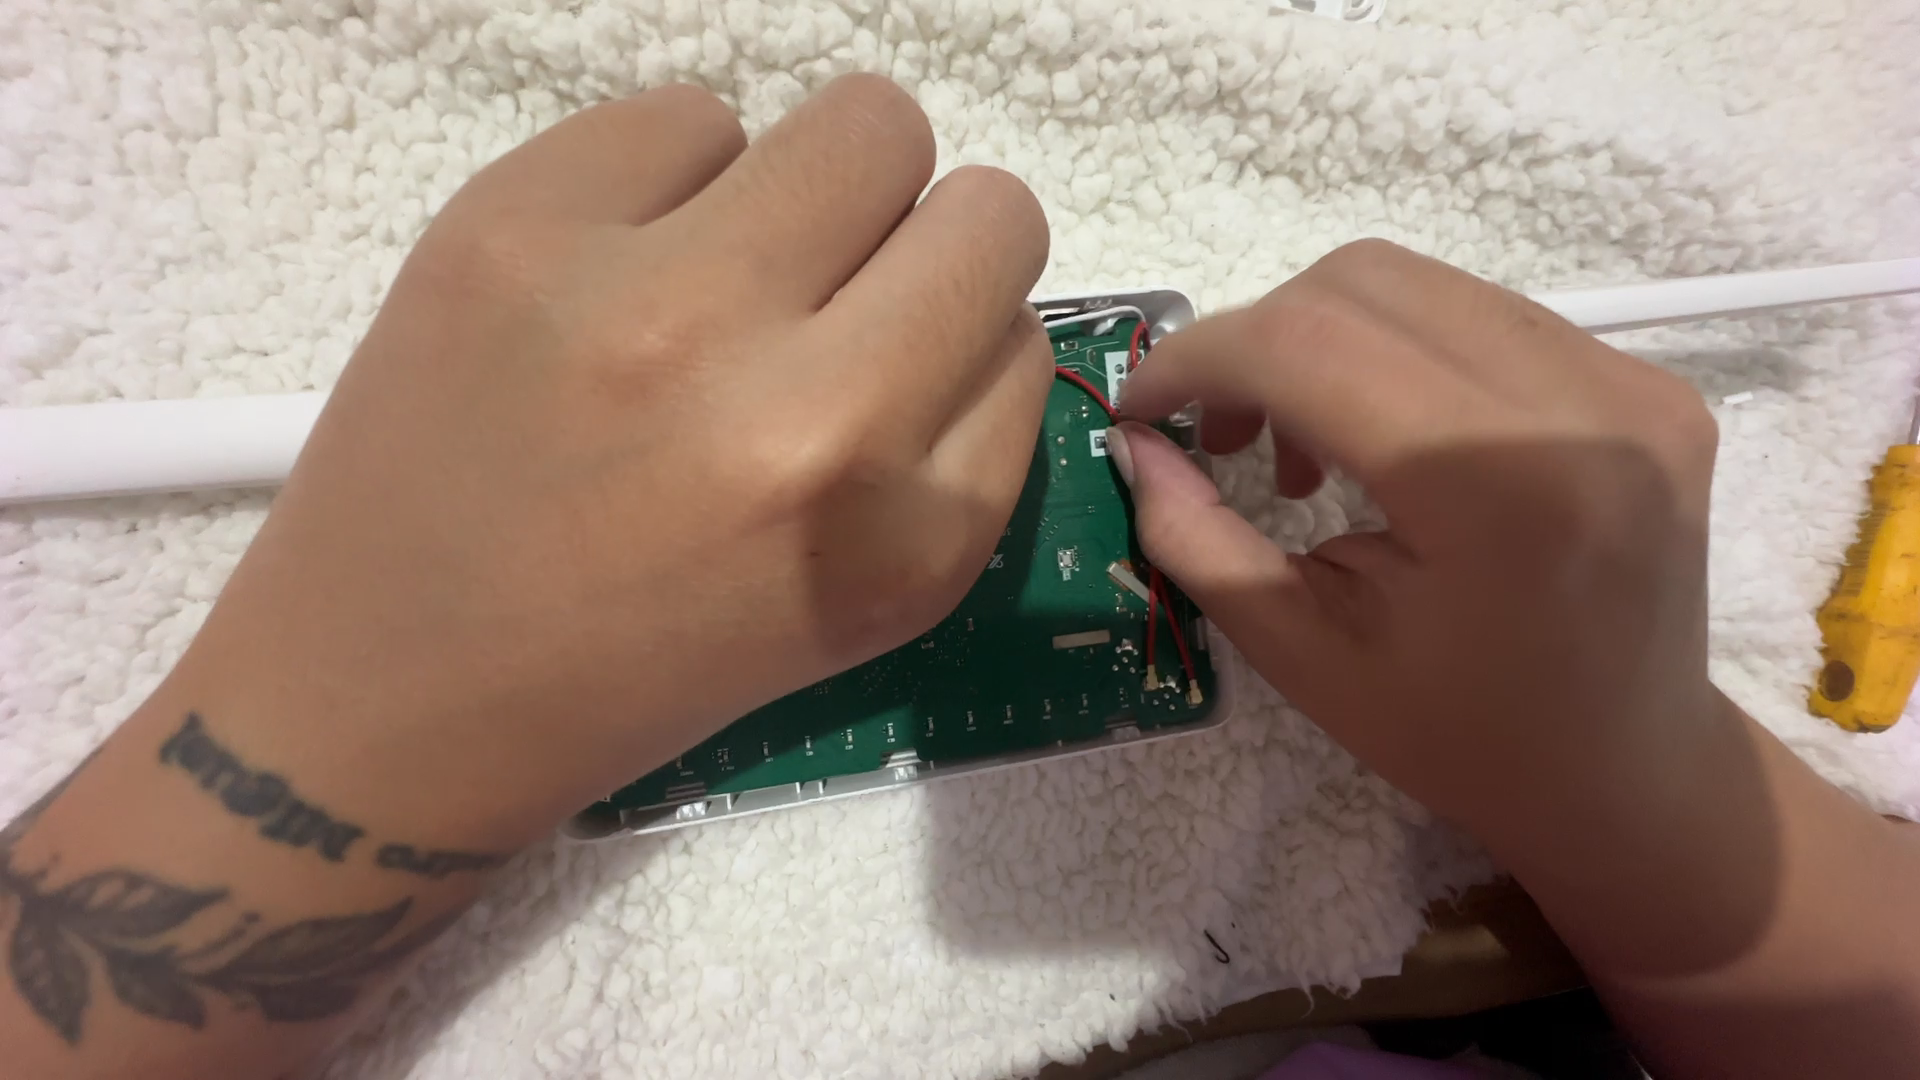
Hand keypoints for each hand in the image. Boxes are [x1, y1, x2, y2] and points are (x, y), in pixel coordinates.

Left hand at [177, 76, 1051, 834]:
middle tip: (847, 304)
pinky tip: (629, 279)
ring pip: (859, 124)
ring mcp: (650, 299)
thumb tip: (984, 295)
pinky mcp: (514, 222)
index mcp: (897, 523)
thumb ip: (978, 442)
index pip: (1022, 326)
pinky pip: (693, 117)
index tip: (912, 358)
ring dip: (828, 202)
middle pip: (978, 202)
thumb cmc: (678, 656)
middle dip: (939, 243)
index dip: (976, 327)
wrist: (418, 681)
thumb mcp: (882, 598)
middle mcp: (799, 408)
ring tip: (738, 289)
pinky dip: (690, 187)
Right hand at [1112, 239, 1721, 840]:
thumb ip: (1193, 536)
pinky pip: (1458, 314)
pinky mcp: (1630, 375)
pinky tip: (1367, 436)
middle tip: (1215, 435)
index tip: (1139, 409)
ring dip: (1306, 344)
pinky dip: (1371, 355)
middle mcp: (1580, 400)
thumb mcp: (1291, 649)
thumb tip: (1130, 443)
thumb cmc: (1446, 730)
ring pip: (1403, 286)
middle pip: (1353, 288)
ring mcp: (1622, 376)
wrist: (1618, 765)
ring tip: (1290, 446)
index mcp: (1496, 486)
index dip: (1194, 359)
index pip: (1305, 344)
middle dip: (1245, 346)